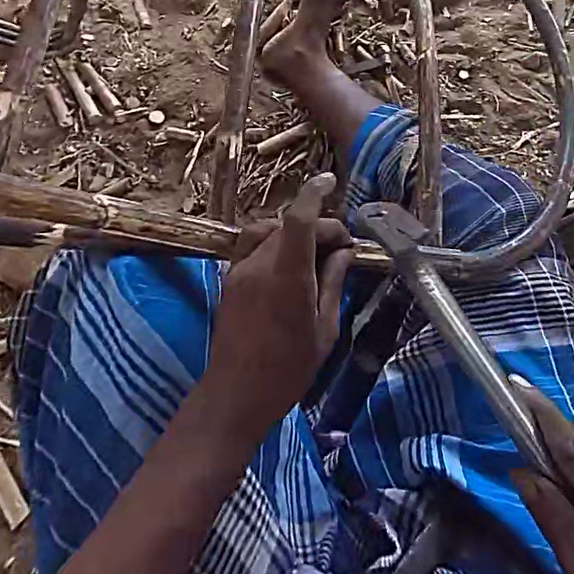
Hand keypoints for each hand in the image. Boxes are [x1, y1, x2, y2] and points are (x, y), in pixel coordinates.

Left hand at [201, 173, 354, 437]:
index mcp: (288, 276)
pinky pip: (253, 244)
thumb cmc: (288, 370)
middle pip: (290, 225)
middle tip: (340, 251)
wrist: (236, 393)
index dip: (314, 193)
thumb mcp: (324, 330)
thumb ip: (332, 283)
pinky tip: (287, 262)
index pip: (299, 218)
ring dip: (295, 234)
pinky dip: (273, 242)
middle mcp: (260, 263)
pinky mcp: (230, 276)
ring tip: (315, 257)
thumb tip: (342, 250)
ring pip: (271, 232)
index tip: (330, 181)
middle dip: (318, 227)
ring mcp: (240, 268)